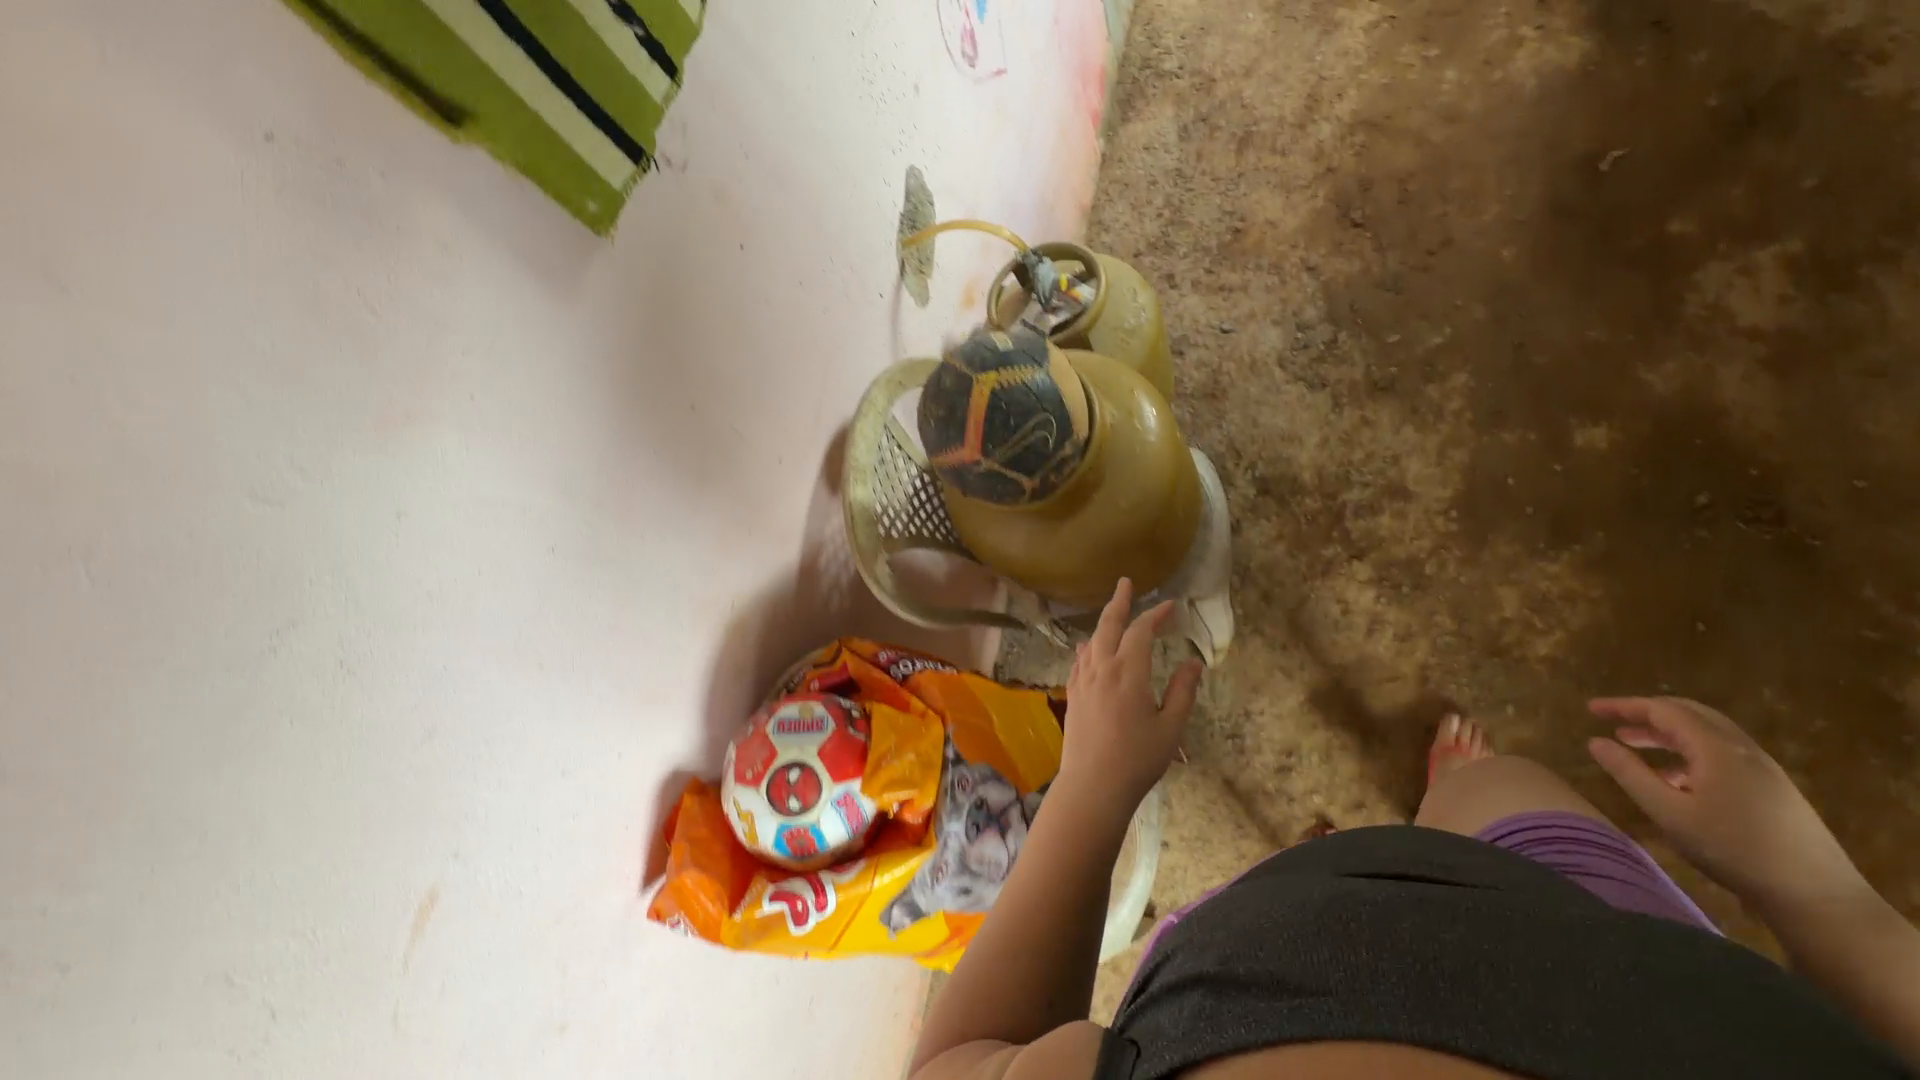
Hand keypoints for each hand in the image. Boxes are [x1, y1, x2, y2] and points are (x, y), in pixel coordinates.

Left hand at [1056, 578, 1202, 818]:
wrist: (1092, 786)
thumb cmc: (1137, 759)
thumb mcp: (1171, 727)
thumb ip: (1182, 692)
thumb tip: (1192, 663)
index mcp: (1129, 672)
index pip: (1141, 631)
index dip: (1156, 615)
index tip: (1171, 606)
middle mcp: (1102, 669)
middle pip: (1108, 625)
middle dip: (1119, 601)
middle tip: (1125, 583)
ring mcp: (1082, 682)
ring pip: (1091, 642)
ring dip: (1103, 623)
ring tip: (1113, 614)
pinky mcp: (1073, 696)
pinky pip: (1080, 661)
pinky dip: (1088, 647)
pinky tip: (1089, 649)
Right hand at [1587, 696, 1868, 913]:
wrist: (1815, 893)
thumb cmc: (1732, 849)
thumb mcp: (1669, 813)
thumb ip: (1629, 773)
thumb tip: (1596, 742)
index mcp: (1716, 748)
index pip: (1663, 710)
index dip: (1624, 706)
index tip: (1591, 710)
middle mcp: (1741, 748)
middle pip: (1689, 714)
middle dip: (1647, 714)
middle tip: (1613, 722)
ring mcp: (1763, 767)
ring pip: (1707, 734)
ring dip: (1668, 734)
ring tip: (1635, 746)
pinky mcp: (1773, 787)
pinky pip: (1722, 754)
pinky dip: (1689, 752)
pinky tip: (1675, 779)